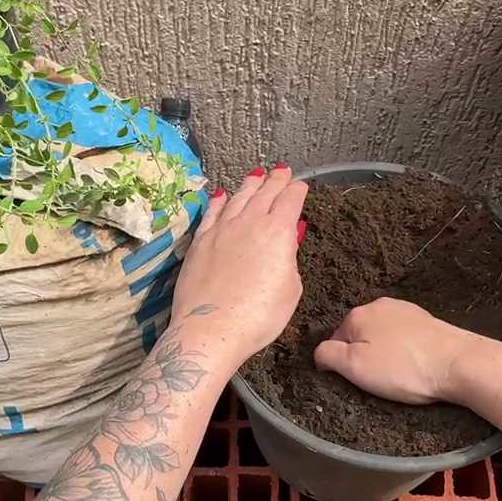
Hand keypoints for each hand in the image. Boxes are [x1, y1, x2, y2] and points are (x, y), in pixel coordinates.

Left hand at [170, 163, 307, 363]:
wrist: (211, 330)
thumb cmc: (259, 316)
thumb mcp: (291, 290)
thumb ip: (290, 259)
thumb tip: (288, 240)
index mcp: (278, 232)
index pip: (291, 200)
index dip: (298, 190)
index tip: (301, 186)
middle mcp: (249, 222)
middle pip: (265, 192)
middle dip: (276, 180)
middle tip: (282, 170)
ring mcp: (221, 229)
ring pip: (238, 197)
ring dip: (250, 184)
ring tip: (256, 174)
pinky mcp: (200, 241)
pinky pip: (212, 213)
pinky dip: (219, 201)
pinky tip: (222, 196)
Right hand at [312, 298, 487, 404]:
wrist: (458, 363)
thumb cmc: (404, 368)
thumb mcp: (354, 367)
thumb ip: (327, 355)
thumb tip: (320, 353)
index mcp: (358, 314)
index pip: (334, 341)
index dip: (342, 365)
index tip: (358, 381)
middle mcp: (380, 305)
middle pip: (359, 337)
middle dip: (365, 358)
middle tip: (380, 381)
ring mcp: (406, 311)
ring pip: (383, 337)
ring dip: (386, 355)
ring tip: (400, 375)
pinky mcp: (426, 320)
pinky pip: (404, 338)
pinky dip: (404, 353)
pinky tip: (415, 366)